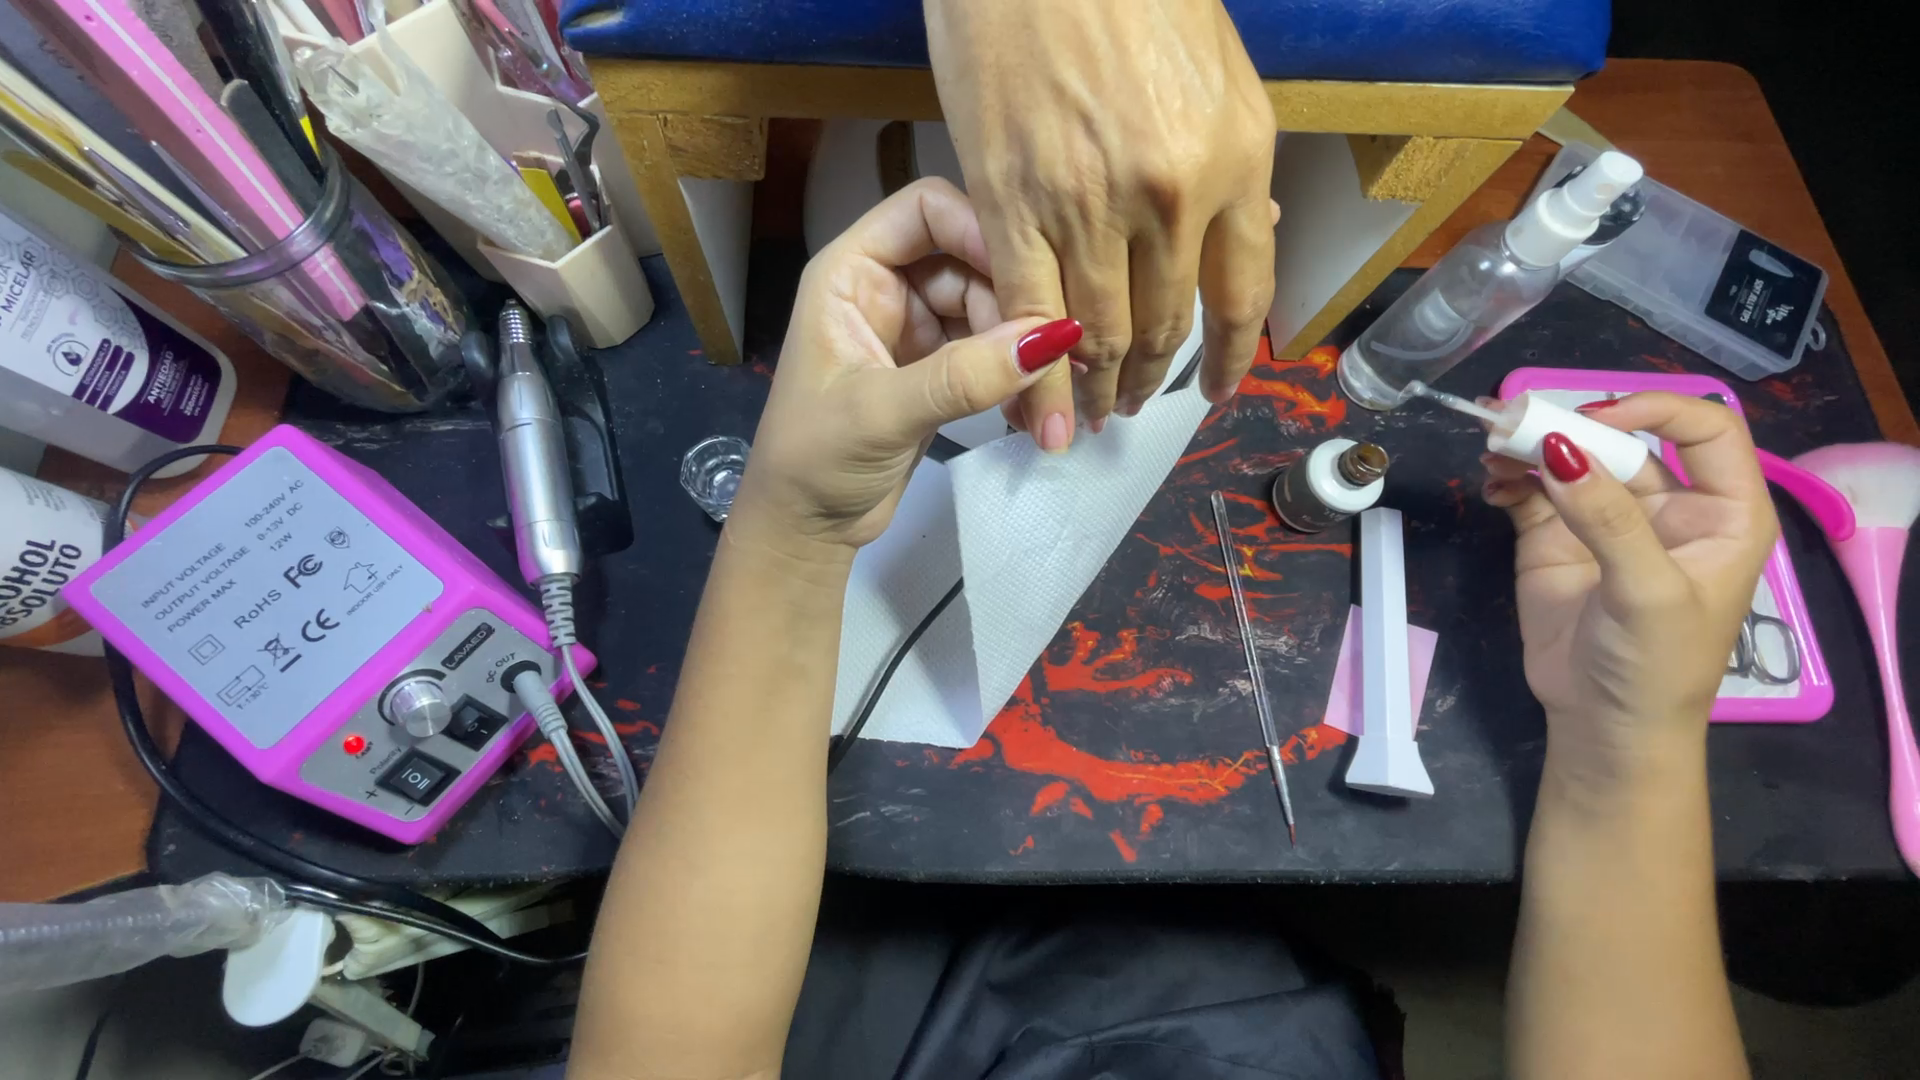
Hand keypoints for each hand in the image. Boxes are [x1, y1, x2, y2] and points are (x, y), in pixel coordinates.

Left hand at [731, 178, 1079, 556]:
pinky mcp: (940, 372)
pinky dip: (1016, 378)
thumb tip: (1052, 339)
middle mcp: (888, 288)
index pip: (927, 211)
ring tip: (1053, 396)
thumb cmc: (815, 461)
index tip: (1031, 277)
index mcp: (853, 272)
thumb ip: (962, 376)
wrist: (809, 527)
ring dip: (1023, 352)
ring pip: (990, 312)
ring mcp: (917, 331)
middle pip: (971, 263)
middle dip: (1014, 309)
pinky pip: (992, 355)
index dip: (981, 230)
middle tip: (1059, 358)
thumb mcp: (882, 413)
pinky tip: (1035, 410)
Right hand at [925, 0, 1276, 449]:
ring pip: (1098, 336)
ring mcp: (1090, 208)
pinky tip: (1042, 411)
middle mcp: (1172, 197)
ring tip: (1088, 415)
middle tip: (1132, 407)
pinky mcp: (1013, 209)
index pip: (1243, 296)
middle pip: (1163, 327)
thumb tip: (1242, 233)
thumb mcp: (1219, 71)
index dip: (1231, 360)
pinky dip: (1038, 377)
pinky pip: (1031, 318)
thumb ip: (1231, 166)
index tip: (1216, 393)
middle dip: (1148, 380)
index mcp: (1236, 157)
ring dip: (1094, 388)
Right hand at [1481, 394, 1778, 779]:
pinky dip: (1506, 482)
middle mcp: (1663, 507)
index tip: (1588, 420)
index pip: (1702, 431)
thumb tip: (1556, 449)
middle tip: (1510, 425)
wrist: (1600, 718)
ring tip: (1490, 452)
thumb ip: (1608, 519)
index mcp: (1720, 511)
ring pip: (1567, 463)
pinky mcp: (1551, 540)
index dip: (1651, 411)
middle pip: (1619, 442)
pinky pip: (1528, 495)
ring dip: (1527, 451)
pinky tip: (1490, 486)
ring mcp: (1601, 522)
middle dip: (1568, 427)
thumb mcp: (1646, 591)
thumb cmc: (1655, 661)